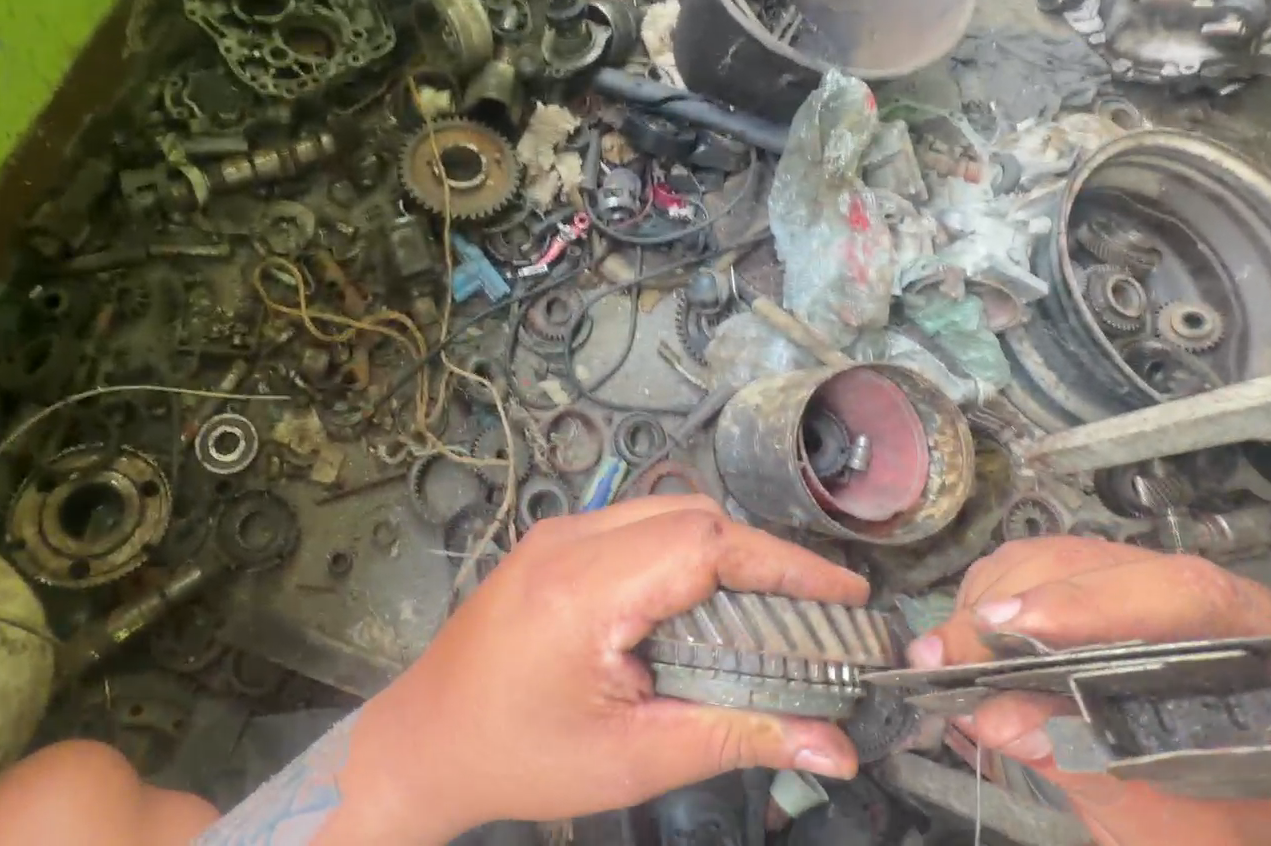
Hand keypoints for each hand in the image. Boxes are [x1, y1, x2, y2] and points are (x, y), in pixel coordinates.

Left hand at [328, 494, 870, 842]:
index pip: (703, 543)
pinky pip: (635, 526)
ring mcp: (555, 534)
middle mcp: (568, 540)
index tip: (845, 596)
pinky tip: (707, 598)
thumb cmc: (517, 756)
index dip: (783, 564)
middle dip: (762, 556)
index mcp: (583, 588)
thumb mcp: (631, 757)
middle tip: (817, 608)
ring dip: (725, 549)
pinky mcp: (551, 544)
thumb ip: (735, 735)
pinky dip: (684, 551)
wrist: (426, 738)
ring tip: (775, 603)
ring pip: (664, 512)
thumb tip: (834, 742)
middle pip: (690, 515)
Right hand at [909, 537, 1270, 845]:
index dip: (1092, 601)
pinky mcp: (1072, 586)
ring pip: (1040, 562)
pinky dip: (975, 607)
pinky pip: (1013, 574)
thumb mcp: (1166, 821)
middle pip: (1088, 567)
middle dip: (1009, 609)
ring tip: (941, 658)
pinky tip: (960, 650)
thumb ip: (1087, 766)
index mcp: (1257, 643)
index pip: (1182, 592)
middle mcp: (1189, 596)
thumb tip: (989, 718)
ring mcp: (1124, 582)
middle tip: (945, 655)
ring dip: (982, 608)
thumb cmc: (1212, 829)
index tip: (1012, 625)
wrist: (1207, 829)